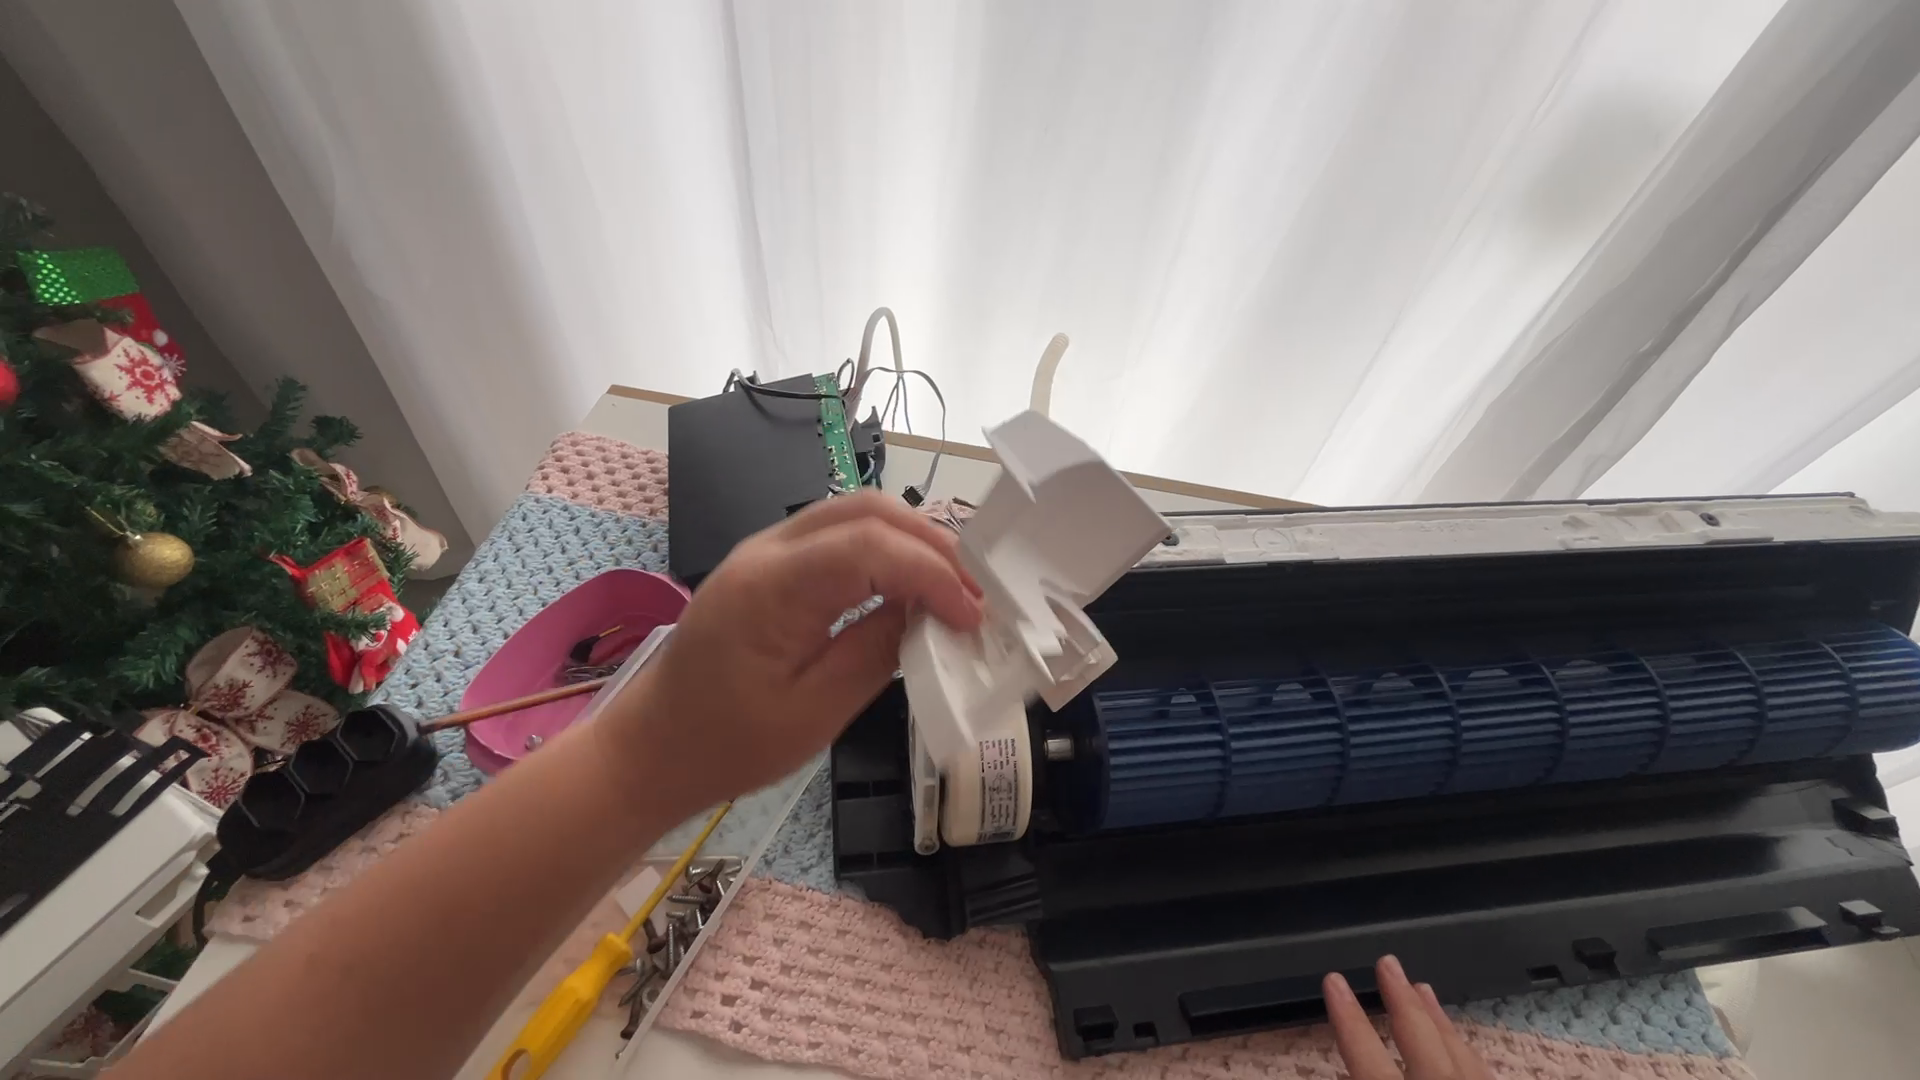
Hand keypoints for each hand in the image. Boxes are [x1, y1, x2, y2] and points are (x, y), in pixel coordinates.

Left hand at [598, 491, 982, 815]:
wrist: (652, 745)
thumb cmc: (727, 743)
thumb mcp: (814, 713)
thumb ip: (876, 652)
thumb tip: (929, 612)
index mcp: (772, 588)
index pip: (870, 547)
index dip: (933, 573)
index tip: (972, 616)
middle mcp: (767, 549)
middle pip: (866, 510)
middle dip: (931, 543)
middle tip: (973, 592)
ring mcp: (765, 549)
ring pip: (854, 512)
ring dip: (911, 540)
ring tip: (951, 586)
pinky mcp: (770, 563)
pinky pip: (837, 534)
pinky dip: (884, 548)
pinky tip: (907, 583)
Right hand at [1324, 957, 1493, 1079]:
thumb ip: (1360, 1077)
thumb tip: (1340, 1073)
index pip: (1369, 1059)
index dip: (1349, 1019)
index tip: (1334, 980)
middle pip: (1423, 1045)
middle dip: (1404, 1003)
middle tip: (1387, 962)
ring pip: (1463, 1059)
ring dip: (1440, 1022)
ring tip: (1423, 988)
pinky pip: (1487, 1079)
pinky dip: (1471, 1057)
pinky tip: (1464, 1046)